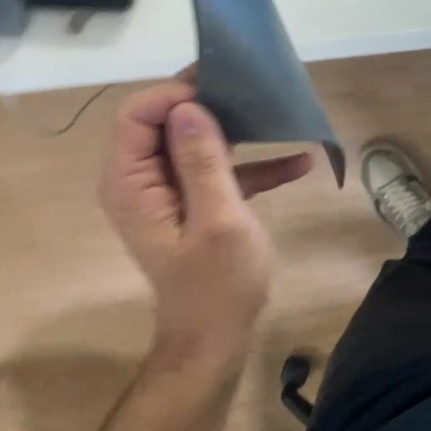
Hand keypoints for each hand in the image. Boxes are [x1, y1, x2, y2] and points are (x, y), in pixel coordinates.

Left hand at [99, 71, 313, 363]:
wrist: (217, 339)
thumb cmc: (217, 285)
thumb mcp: (218, 220)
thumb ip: (202, 162)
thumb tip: (190, 107)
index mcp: (131, 184)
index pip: (136, 115)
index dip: (175, 96)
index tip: (222, 94)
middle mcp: (140, 181)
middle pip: (163, 121)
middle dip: (208, 104)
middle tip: (254, 91)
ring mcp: (167, 192)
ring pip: (193, 140)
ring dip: (235, 130)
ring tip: (277, 115)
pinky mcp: (194, 203)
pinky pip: (217, 170)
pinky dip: (252, 165)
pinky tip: (299, 164)